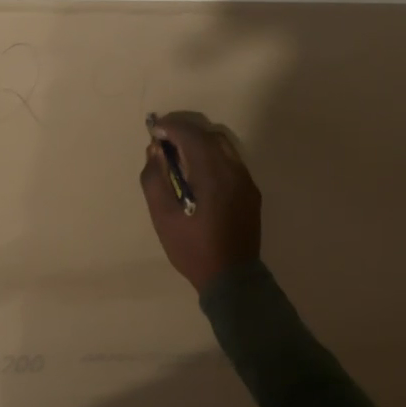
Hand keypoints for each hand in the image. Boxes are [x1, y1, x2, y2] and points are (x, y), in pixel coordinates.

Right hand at [139, 111, 261, 291]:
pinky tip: (198, 174)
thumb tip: (155, 150)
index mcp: (213, 175)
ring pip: (222, 146)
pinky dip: (211, 156)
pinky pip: (230, 161)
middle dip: (184, 133)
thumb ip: (155, 178)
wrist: (232, 279)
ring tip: (179, 157)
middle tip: (163, 143)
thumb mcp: (163, 217)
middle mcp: (234, 171)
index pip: (192, 135)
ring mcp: (246, 180)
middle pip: (208, 136)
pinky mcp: (250, 191)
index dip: (171, 127)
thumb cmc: (193, 249)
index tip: (154, 130)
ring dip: (199, 143)